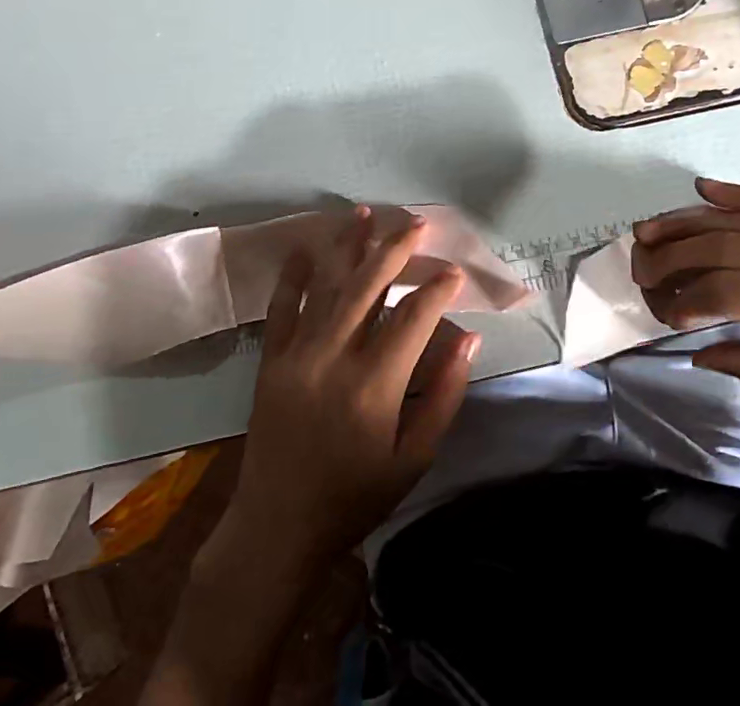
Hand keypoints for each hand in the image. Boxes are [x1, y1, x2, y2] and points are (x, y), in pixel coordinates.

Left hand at [229, 208, 477, 554]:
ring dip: (347, 247)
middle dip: (395, 249)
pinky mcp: (270, 364)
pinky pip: (281, 310)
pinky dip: (294, 277)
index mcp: (375, 384)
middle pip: (368, 287)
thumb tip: (469, 340)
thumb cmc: (355, 495)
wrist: (276, 528)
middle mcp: (333, 359)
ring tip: (365, 213)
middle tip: (417, 223)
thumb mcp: (415, 457)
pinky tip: (307, 249)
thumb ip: (444, 395)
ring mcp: (296, 357)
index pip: (414, 317)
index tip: (456, 273)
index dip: (439, 290)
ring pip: (326, 288)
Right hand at [630, 179, 739, 435]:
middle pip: (727, 246)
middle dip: (673, 257)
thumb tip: (697, 354)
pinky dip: (738, 197)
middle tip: (635, 270)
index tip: (657, 314)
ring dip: (690, 224)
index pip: (729, 292)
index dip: (683, 301)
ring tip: (647, 233)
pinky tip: (702, 192)